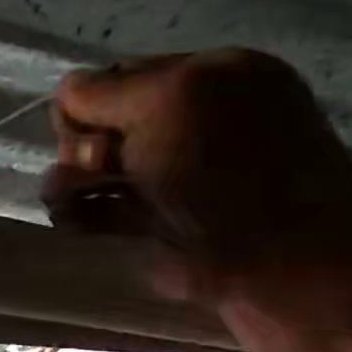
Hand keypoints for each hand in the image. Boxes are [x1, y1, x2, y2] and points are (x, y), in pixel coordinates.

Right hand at [42, 50, 351, 351]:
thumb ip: (107, 93)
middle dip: (81, 147)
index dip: (92, 109)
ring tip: (73, 204)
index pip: (112, 80)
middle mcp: (185, 122)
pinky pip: (98, 210)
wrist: (284, 272)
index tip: (103, 141)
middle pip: (96, 125)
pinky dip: (79, 214)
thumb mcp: (172, 104)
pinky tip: (75, 224)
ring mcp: (170, 177)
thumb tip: (67, 98)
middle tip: (100, 172)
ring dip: (70, 183)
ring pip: (91, 169)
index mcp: (203, 78)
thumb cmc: (234, 178)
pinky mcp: (156, 226)